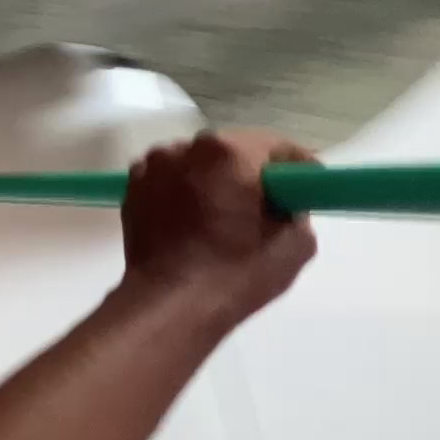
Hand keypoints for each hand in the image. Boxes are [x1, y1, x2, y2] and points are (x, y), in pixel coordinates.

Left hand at [118, 129, 318, 327]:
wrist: (171, 296)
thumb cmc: (236, 271)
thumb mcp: (293, 243)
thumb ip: (293, 209)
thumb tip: (281, 200)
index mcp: (223, 155)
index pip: (270, 143)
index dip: (295, 162)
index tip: (307, 182)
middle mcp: (180, 149)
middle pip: (228, 148)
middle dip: (252, 167)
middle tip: (273, 197)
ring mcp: (150, 165)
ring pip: (195, 159)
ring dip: (215, 175)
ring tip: (232, 207)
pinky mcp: (132, 183)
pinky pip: (170, 175)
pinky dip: (187, 185)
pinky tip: (198, 213)